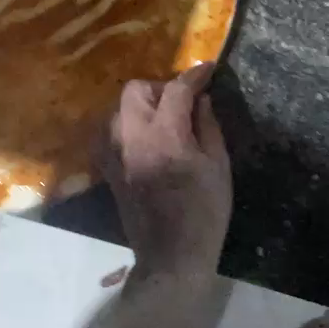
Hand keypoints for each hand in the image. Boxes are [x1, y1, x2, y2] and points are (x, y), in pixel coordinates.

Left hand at [107, 64, 230, 278]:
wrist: (171, 257)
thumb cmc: (205, 213)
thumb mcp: (218, 166)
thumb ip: (207, 126)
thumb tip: (201, 100)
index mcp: (165, 137)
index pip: (176, 90)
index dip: (194, 76)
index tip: (208, 70)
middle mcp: (132, 139)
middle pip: (135, 90)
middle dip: (161, 87)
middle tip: (184, 101)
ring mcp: (116, 154)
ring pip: (121, 109)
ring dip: (144, 106)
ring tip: (167, 119)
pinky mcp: (110, 169)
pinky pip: (114, 132)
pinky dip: (131, 126)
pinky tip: (150, 138)